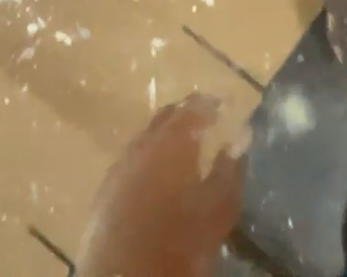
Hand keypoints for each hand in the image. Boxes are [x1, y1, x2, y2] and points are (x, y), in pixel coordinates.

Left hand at [77, 94, 248, 276]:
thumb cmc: (179, 243)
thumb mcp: (219, 208)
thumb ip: (231, 168)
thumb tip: (241, 135)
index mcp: (172, 141)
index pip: (194, 106)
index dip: (211, 104)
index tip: (227, 107)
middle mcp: (143, 145)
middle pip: (166, 117)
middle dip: (187, 115)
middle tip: (207, 124)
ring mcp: (119, 167)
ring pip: (146, 139)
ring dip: (165, 138)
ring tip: (184, 151)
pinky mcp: (104, 192)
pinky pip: (131, 161)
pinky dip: (148, 160)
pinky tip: (157, 178)